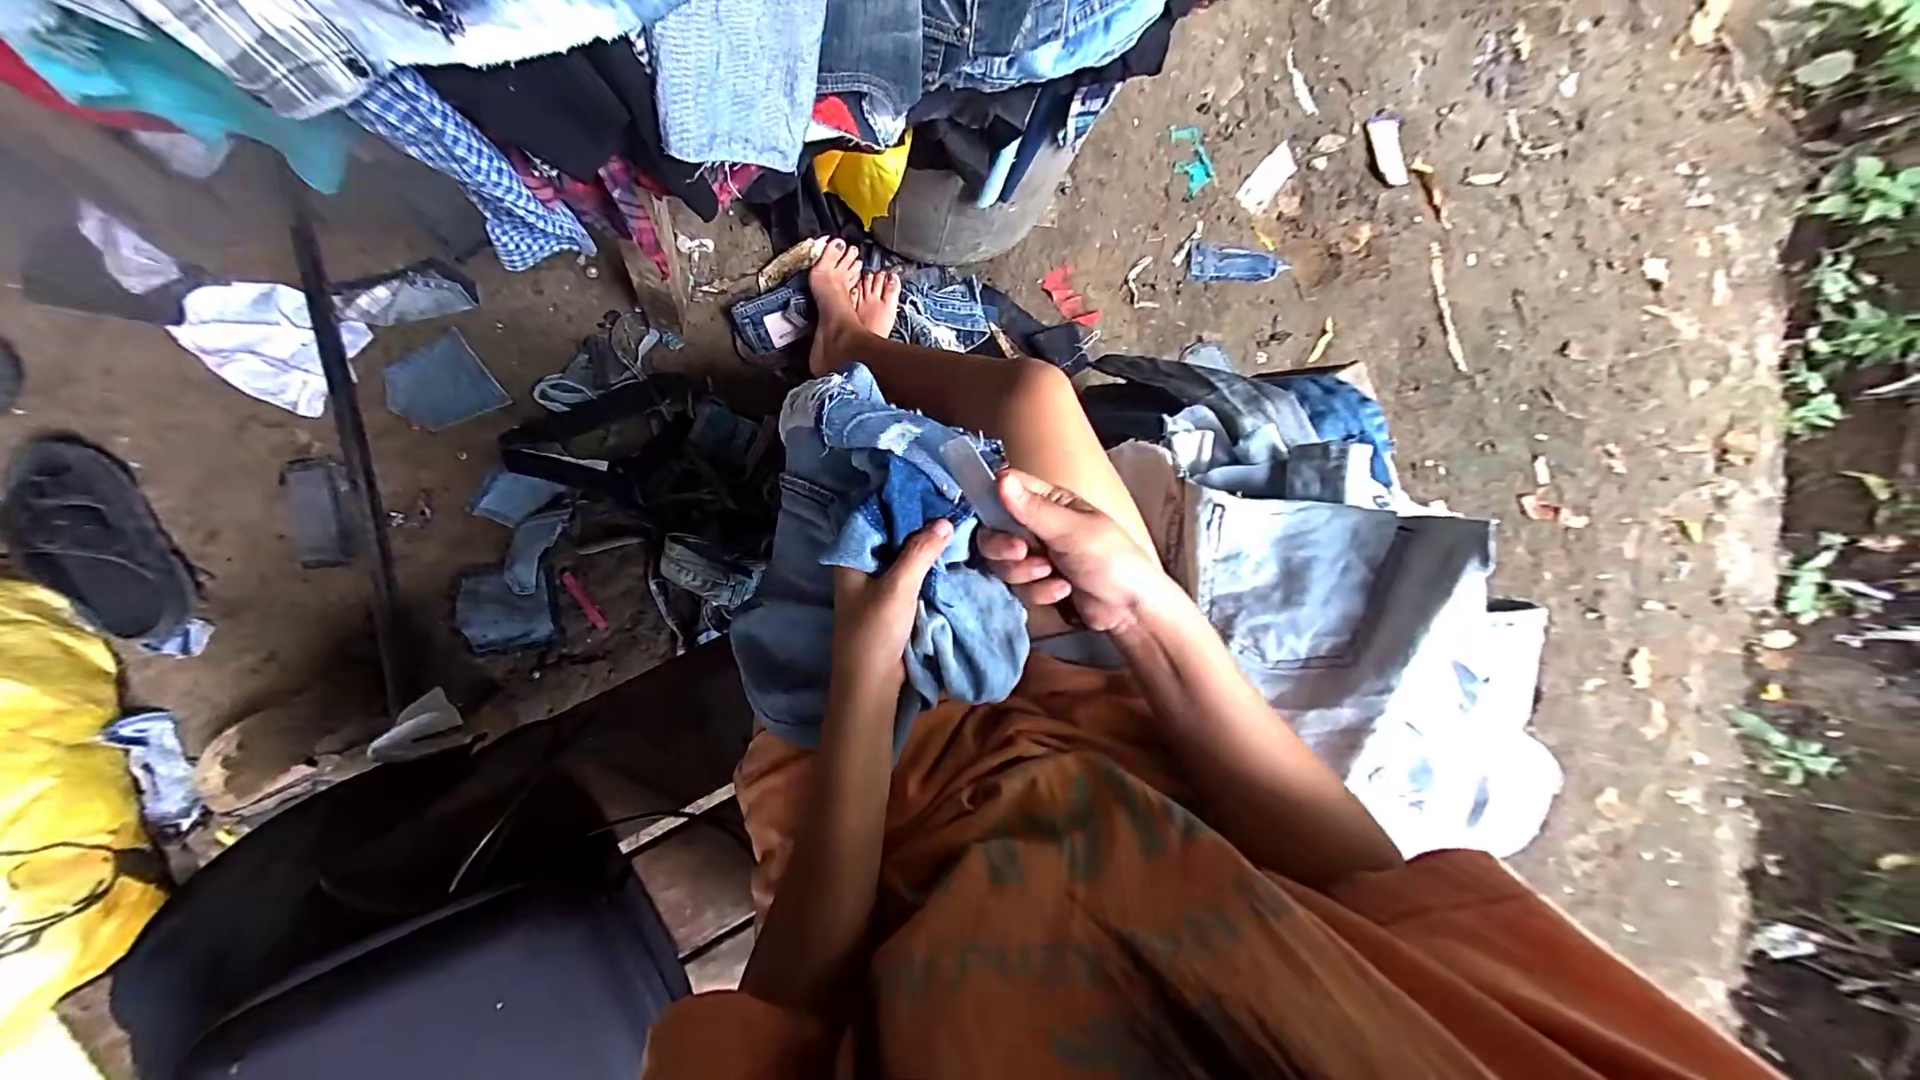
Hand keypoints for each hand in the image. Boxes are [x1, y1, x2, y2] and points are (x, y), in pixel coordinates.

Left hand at [829, 519, 952, 689]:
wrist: (872, 682)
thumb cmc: (875, 631)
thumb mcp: (898, 586)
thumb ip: (920, 552)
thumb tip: (945, 521)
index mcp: (851, 557)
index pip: (872, 517)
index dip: (898, 502)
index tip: (928, 488)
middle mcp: (861, 566)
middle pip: (890, 534)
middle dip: (916, 522)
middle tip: (948, 503)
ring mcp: (877, 583)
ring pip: (902, 554)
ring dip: (924, 544)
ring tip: (953, 522)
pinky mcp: (892, 599)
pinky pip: (910, 572)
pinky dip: (927, 564)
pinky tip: (948, 553)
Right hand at [977, 469, 1180, 634]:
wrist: (1129, 609)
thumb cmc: (1111, 559)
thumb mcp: (1073, 531)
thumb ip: (1034, 509)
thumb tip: (1001, 480)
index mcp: (1049, 502)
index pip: (1008, 489)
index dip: (996, 502)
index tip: (1000, 520)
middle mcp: (1037, 526)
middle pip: (994, 532)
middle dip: (1004, 547)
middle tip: (1022, 553)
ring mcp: (1035, 557)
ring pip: (1003, 563)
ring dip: (1026, 573)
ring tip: (1053, 575)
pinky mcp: (1036, 584)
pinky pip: (1018, 587)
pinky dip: (1039, 591)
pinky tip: (1063, 591)